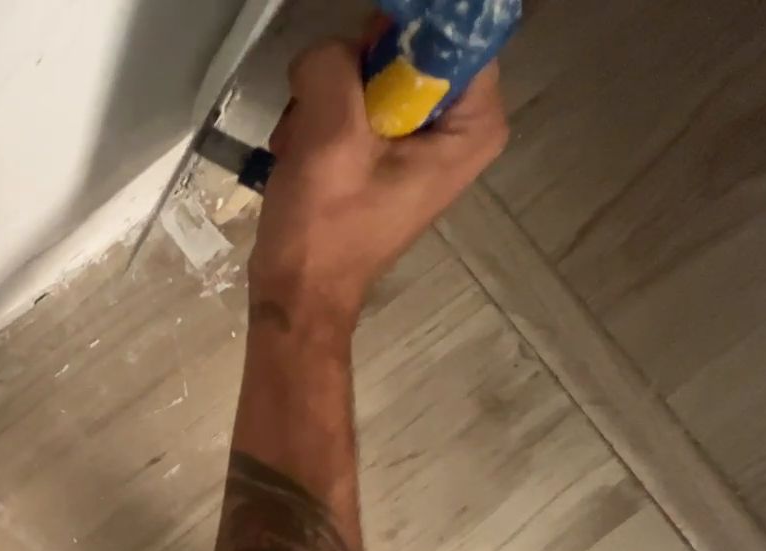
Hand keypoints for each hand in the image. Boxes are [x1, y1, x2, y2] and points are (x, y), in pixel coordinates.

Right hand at [250, 39, 508, 322]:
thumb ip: (331, 69)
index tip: (347, 60)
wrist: (294, 300)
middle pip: (405, 58)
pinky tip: (298, 158)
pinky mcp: (381, 164)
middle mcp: (455, 130)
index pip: (450, 37)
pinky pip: (353, 117)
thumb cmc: (320, 231)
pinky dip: (318, 129)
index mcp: (471, 124)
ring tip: (297, 147)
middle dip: (347, 79)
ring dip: (321, 107)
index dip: (395, 35)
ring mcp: (415, 149)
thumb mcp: (327, 139)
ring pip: (369, 86)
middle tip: (311, 115)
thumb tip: (322, 55)